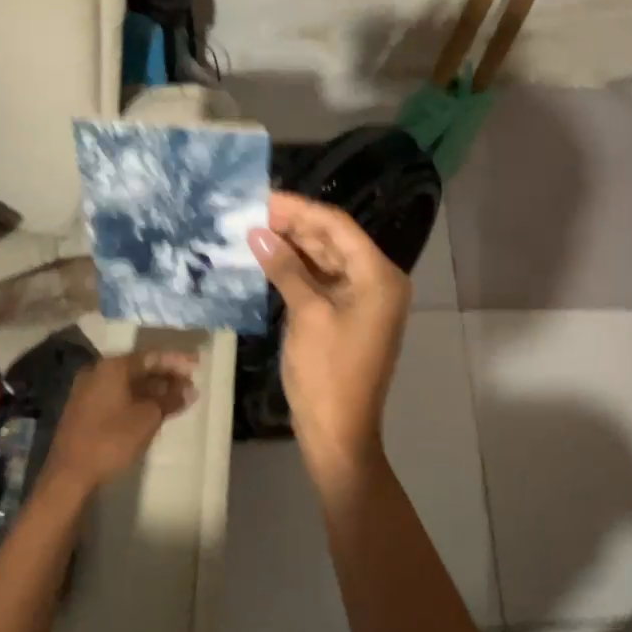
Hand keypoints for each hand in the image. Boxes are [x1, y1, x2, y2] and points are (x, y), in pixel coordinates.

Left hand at [41, 352, 197, 492]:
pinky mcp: (85, 409)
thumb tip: (190, 390)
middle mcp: (98, 372)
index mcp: (112, 367)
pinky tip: (153, 410)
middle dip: (165, 376)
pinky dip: (137, 399)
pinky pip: (118, 395)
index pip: (151, 356)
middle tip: (189, 384)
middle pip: (139, 368)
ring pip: (128, 383)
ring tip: (176, 399)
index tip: (197, 365)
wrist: (69, 474)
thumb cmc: (111, 440)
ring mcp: (88, 391)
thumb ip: (170, 400)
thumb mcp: (147, 419)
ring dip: (153, 390)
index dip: (176, 361)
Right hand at [247, 192, 410, 482]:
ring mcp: (364, 299)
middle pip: (333, 240)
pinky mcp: (348, 314)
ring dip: (293, 245)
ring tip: (254, 228)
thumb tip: (258, 232)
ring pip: (326, 259)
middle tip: (252, 210)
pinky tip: (269, 256)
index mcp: (379, 276)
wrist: (338, 434)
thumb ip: (285, 268)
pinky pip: (324, 280)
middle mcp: (378, 280)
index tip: (264, 197)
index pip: (338, 227)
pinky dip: (298, 269)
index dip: (300, 209)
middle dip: (294, 225)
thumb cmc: (327, 373)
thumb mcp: (306, 314)